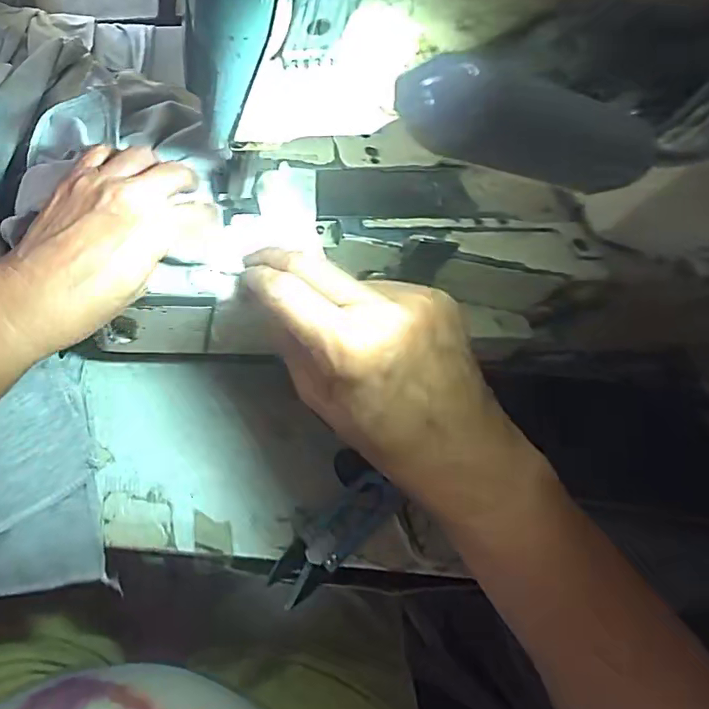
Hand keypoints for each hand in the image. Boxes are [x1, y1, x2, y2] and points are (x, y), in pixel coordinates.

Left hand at [0, 145, 217, 359]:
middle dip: (186, 184)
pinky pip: (101, 151)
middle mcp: (129, 194)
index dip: (206, 219)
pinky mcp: (73, 178)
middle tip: (185, 195)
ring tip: (152, 178)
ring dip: (152, 165)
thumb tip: (164, 242)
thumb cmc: (82, 304)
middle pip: (173, 172)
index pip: (194, 213)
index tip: (207, 224)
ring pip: (140, 153)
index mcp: (151, 227)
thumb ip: (156, 255)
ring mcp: (98, 181)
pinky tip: (115, 170)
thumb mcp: (134, 287)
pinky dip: (115, 157)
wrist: (28, 296)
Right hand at [240, 248, 551, 530]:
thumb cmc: (382, 438)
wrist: (466, 451)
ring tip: (323, 311)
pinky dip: (360, 300)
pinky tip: (368, 324)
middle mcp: (382, 310)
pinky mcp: (433, 295)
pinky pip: (376, 288)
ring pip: (345, 277)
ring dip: (324, 287)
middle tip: (253, 258)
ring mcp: (413, 297)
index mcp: (349, 345)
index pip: (286, 290)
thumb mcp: (317, 396)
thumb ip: (289, 344)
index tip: (241, 275)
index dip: (257, 278)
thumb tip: (266, 304)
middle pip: (312, 264)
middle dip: (276, 258)